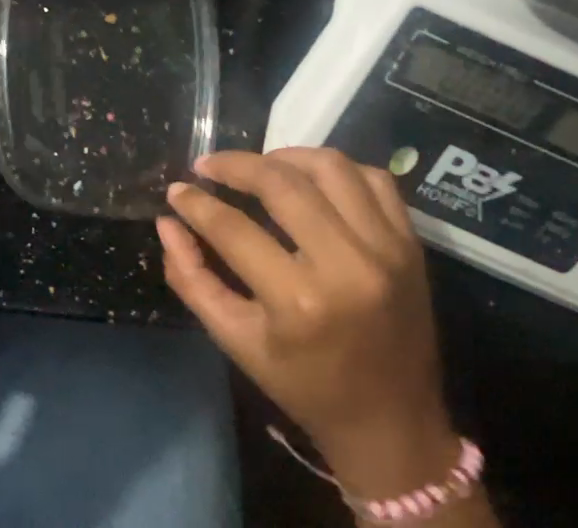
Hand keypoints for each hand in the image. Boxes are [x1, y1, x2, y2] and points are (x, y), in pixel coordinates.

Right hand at [160, 147, 458, 497]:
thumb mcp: (236, 341)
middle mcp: (347, 265)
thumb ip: (192, 279)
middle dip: (235, 165)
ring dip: (285, 156)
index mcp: (299, 301)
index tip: (177, 191)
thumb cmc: (304, 385)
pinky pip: (374, 179)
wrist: (392, 422)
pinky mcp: (411, 245)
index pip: (233, 228)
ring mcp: (387, 250)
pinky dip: (336, 169)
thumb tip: (167, 223)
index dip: (196, 203)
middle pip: (281, 183)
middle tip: (208, 165)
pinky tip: (308, 178)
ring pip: (330, 168)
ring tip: (258, 167)